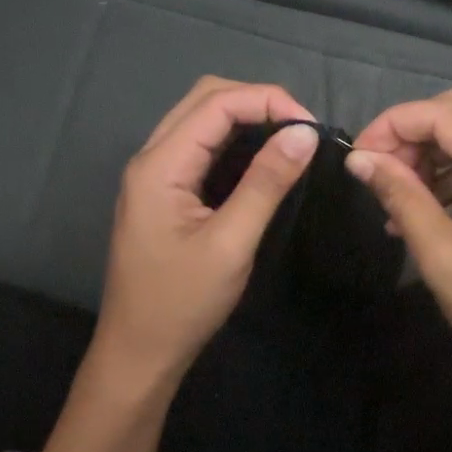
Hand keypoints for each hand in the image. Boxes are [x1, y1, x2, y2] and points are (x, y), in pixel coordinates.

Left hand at [35, 77, 316, 451]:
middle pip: (205, 99)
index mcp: (160, 165)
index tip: (312, 127)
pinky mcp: (164, 191)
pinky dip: (234, 140)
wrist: (139, 353)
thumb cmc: (182, 303)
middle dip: (257, 101)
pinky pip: (200, 146)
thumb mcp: (231, 243)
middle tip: (301, 129)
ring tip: (289, 139)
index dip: (267, 101)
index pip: (216, 104)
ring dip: (245, 117)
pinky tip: (262, 159)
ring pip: (201, 119)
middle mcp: (152, 158)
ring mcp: (155, 174)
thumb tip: (304, 134)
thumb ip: (266, 183)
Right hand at [346, 82, 451, 407]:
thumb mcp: (443, 260)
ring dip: (438, 146)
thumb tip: (360, 160)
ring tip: (402, 195)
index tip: (359, 157)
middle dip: (416, 127)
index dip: (393, 124)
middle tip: (383, 170)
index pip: (445, 113)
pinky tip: (431, 205)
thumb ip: (402, 198)